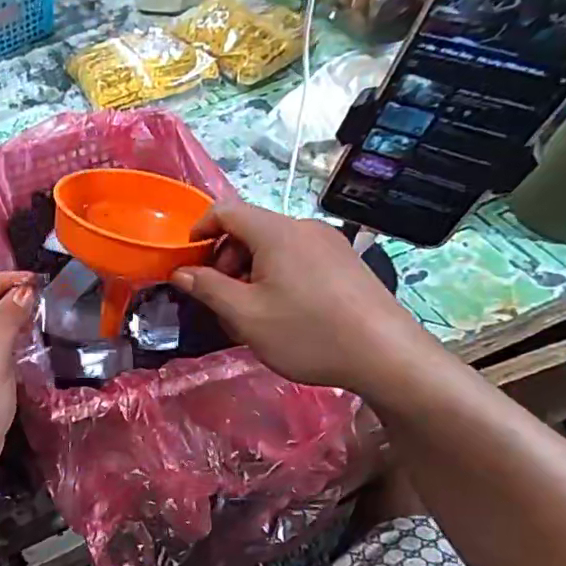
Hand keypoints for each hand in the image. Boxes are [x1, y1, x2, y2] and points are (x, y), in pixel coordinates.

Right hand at [170, 201, 440, 390]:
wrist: (385, 354)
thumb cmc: (307, 332)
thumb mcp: (246, 315)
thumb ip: (208, 288)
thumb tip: (180, 272)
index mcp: (276, 231)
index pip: (225, 211)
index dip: (199, 231)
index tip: (187, 263)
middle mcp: (304, 227)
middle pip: (251, 229)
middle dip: (225, 258)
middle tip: (221, 297)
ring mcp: (330, 243)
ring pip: (275, 246)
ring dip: (251, 270)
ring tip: (251, 311)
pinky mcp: (345, 263)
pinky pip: (298, 258)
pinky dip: (278, 275)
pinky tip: (284, 312)